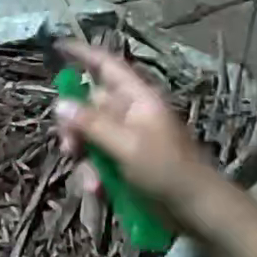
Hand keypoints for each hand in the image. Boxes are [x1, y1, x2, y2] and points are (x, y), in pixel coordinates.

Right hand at [53, 40, 241, 239]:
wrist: (198, 210)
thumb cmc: (167, 170)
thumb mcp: (125, 145)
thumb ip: (91, 123)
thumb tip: (60, 103)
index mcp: (137, 99)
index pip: (106, 66)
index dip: (83, 53)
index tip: (58, 46)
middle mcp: (130, 113)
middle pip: (88, 105)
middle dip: (73, 125)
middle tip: (69, 147)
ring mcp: (127, 138)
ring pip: (89, 134)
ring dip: (83, 155)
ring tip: (89, 179)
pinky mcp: (124, 161)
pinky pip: (97, 158)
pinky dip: (93, 173)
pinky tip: (97, 190)